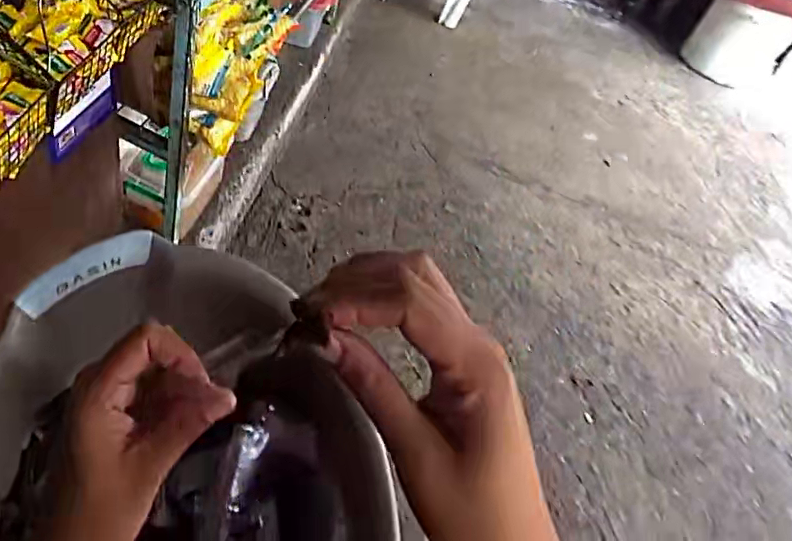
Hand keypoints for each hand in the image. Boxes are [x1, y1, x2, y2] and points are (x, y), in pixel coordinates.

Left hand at [45, 321, 235, 540]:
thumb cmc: (99, 516)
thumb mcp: (147, 469)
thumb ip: (187, 425)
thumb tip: (228, 396)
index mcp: (96, 392)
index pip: (144, 339)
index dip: (179, 352)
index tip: (201, 383)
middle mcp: (95, 382)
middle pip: (150, 350)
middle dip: (183, 370)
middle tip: (206, 401)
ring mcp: (100, 395)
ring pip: (152, 367)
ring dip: (180, 385)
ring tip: (200, 414)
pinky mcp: (108, 409)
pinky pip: (146, 386)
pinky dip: (169, 398)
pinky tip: (184, 420)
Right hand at [302, 252, 557, 540]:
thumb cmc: (475, 514)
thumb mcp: (417, 456)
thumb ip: (374, 389)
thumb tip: (327, 340)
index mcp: (475, 361)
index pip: (411, 302)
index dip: (359, 298)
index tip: (317, 314)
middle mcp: (478, 339)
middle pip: (416, 276)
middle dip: (360, 279)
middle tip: (313, 304)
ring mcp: (474, 341)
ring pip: (421, 277)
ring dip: (373, 276)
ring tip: (328, 298)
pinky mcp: (463, 352)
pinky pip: (424, 299)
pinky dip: (386, 291)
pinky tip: (360, 305)